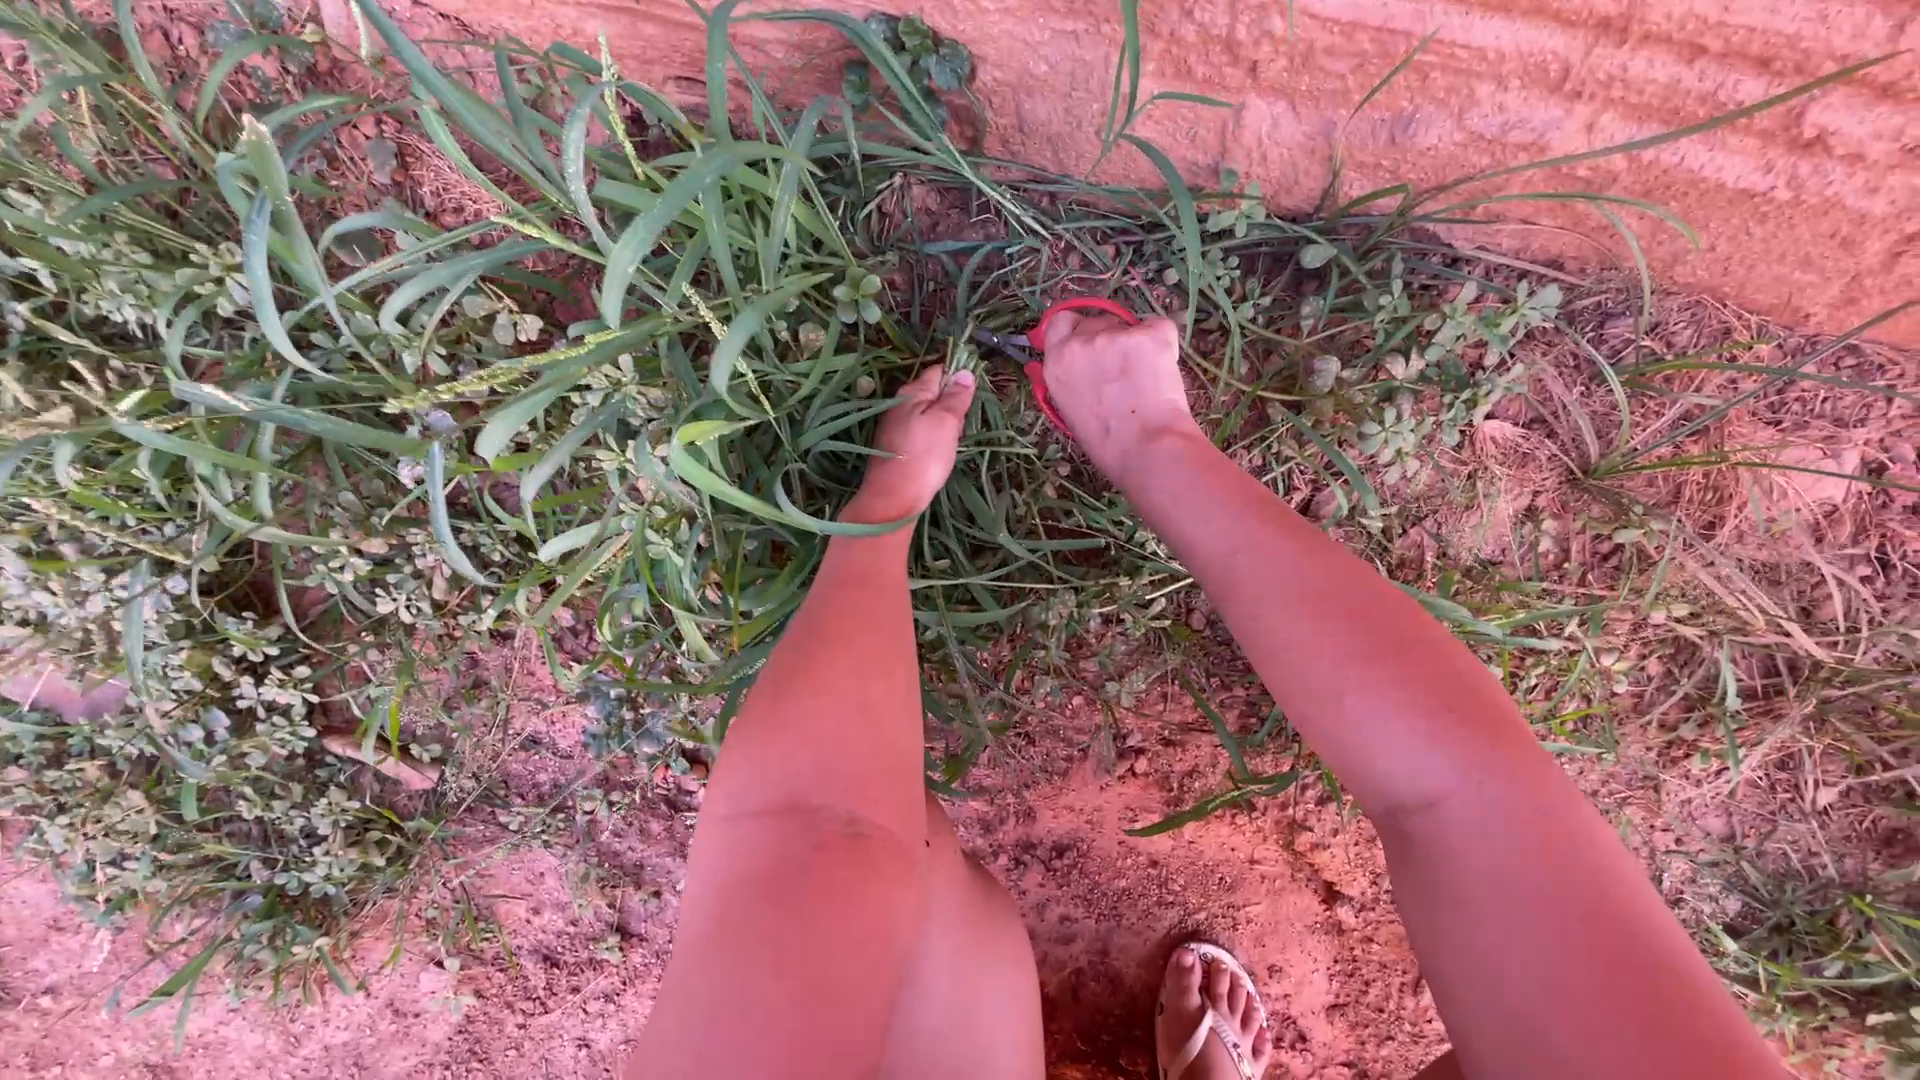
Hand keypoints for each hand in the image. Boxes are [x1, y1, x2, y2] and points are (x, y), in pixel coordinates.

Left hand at [841, 365, 975, 523]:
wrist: (894, 499)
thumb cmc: (923, 457)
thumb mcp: (946, 421)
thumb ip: (956, 396)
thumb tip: (965, 372)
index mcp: (911, 392)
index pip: (938, 371)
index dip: (958, 380)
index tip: (971, 398)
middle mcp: (899, 404)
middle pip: (935, 394)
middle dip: (953, 407)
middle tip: (959, 428)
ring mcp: (896, 426)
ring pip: (930, 416)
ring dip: (945, 427)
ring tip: (949, 446)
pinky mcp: (896, 447)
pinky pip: (922, 434)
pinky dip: (934, 441)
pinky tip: (937, 456)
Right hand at [1040, 312, 1199, 484]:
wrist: (1148, 447)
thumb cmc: (1107, 445)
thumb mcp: (1071, 412)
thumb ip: (1069, 381)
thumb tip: (1075, 369)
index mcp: (1057, 363)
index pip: (1060, 323)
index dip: (1075, 331)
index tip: (1087, 344)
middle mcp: (1081, 342)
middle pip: (1095, 323)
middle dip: (1108, 339)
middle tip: (1122, 369)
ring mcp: (1116, 334)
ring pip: (1126, 327)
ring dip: (1134, 343)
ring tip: (1145, 378)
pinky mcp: (1150, 333)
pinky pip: (1157, 328)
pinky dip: (1162, 344)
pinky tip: (1163, 371)